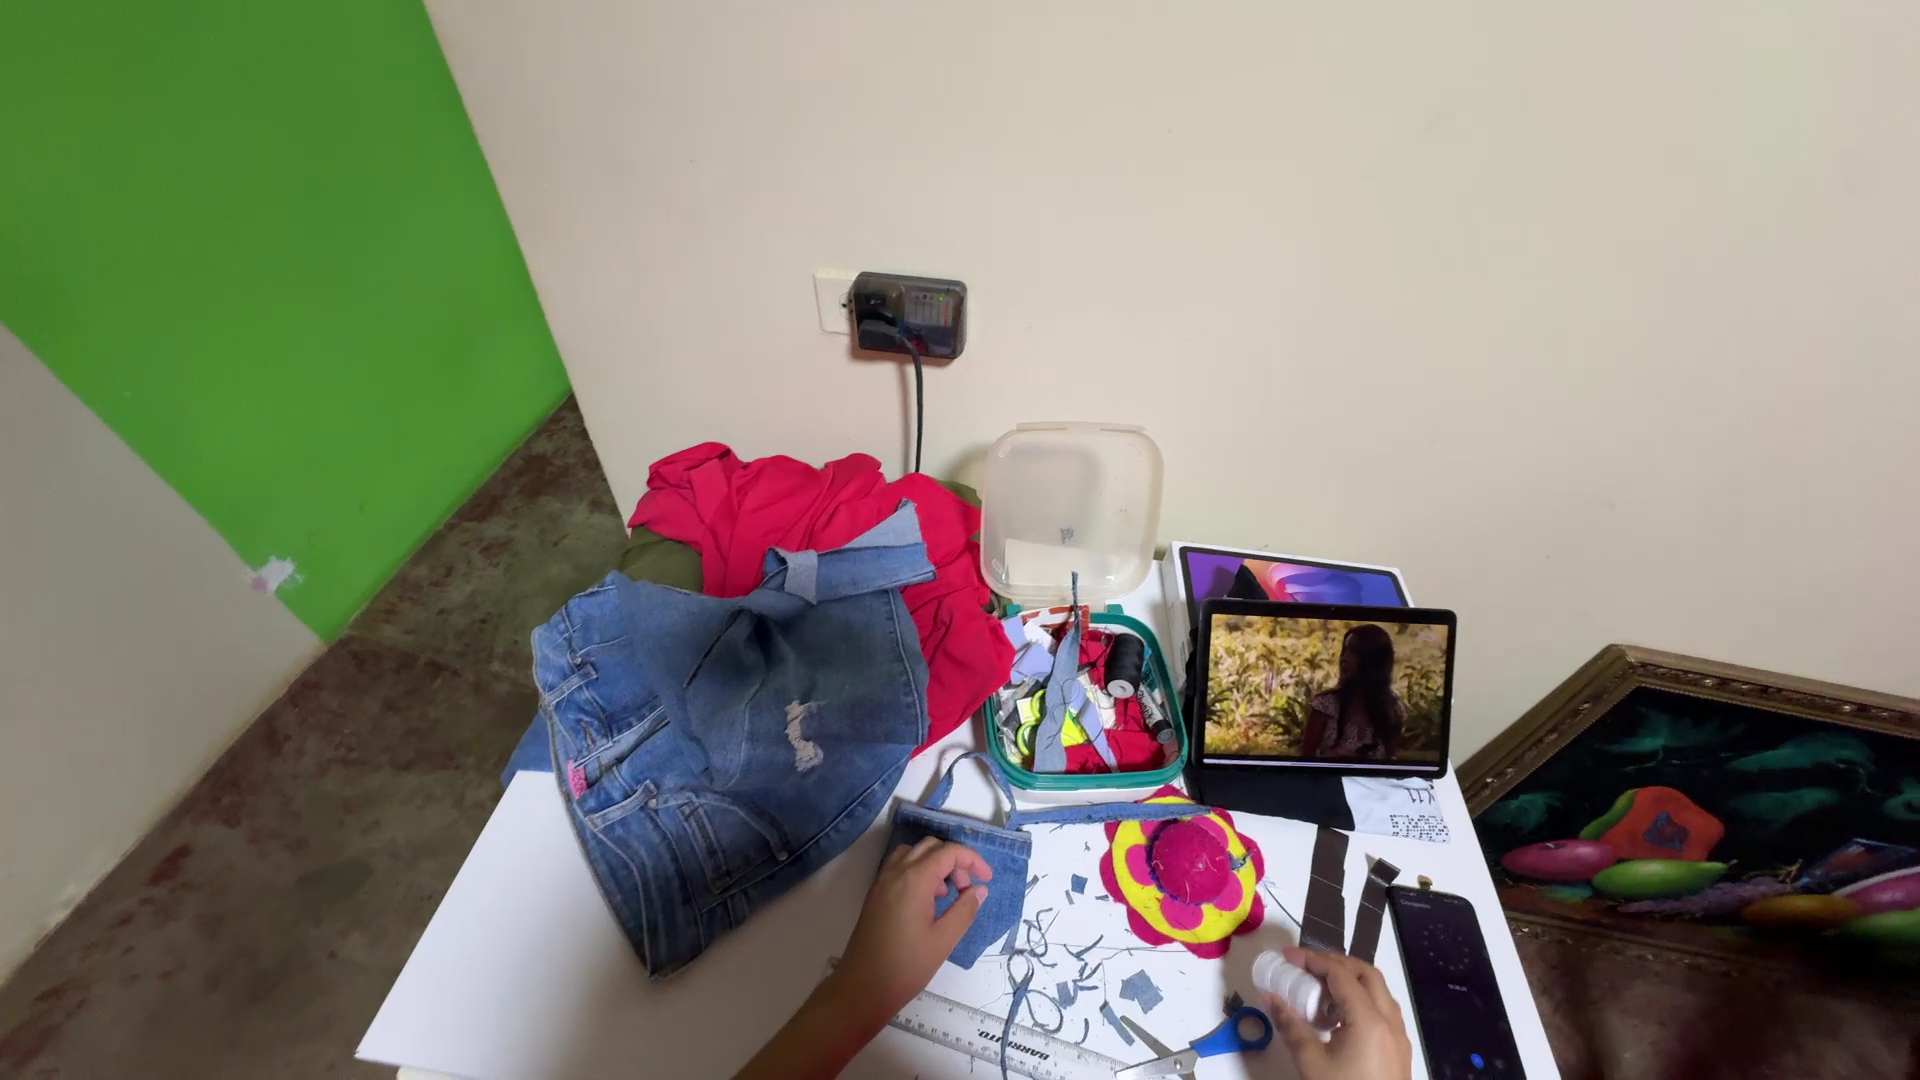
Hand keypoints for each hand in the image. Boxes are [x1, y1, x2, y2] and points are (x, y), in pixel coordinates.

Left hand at [832, 837, 992, 1022]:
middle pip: (931, 846)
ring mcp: (883, 880)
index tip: (987, 879)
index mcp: (914, 879)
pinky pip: (900, 865)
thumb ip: (965, 910)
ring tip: (946, 894)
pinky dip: (918, 869)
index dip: (972, 860)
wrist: (861, 988)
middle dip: (955, 860)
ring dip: (935, 862)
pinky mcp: (876, 892)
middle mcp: (896, 871)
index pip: (949, 852)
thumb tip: (980, 889)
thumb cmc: (906, 967)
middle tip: (966, 888)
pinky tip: (926, 899)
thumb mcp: (943, 940)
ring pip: (914, 852)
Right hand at [1268, 947, 1412, 1079]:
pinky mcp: (1399, 1053)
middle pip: (1367, 974)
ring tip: (1320, 991)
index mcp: (1369, 1021)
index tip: (1287, 957)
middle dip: (1335, 962)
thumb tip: (1270, 997)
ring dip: (1350, 981)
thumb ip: (1290, 1025)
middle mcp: (1390, 1023)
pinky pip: (1383, 1011)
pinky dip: (1361, 1001)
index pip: (1340, 974)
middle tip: (1307, 966)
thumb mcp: (1311, 1063)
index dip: (1312, 959)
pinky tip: (1338, 1018)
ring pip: (1378, 992)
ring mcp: (1399, 1038)